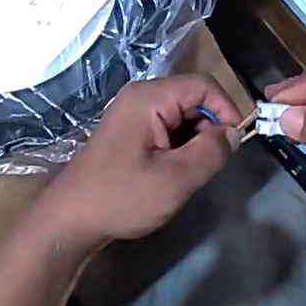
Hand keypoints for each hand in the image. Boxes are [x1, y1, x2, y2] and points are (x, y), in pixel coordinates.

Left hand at [33, 75, 245, 251]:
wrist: (70, 220)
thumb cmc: (122, 197)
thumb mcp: (176, 179)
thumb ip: (211, 151)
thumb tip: (234, 132)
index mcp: (150, 98)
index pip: (203, 85)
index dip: (226, 109)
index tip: (235, 142)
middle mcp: (140, 96)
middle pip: (192, 97)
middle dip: (209, 127)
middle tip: (210, 164)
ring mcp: (131, 113)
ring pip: (180, 114)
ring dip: (194, 139)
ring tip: (189, 172)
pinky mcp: (128, 131)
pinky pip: (166, 126)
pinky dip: (178, 145)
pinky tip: (172, 172)